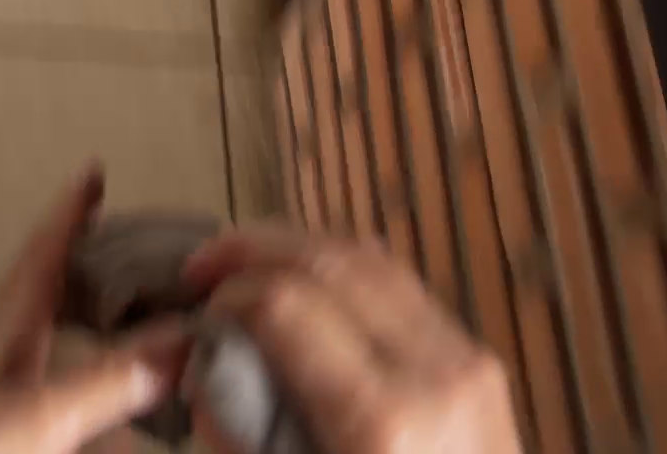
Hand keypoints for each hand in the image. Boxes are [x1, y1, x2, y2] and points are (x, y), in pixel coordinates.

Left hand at [0, 169, 190, 453]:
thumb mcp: (43, 413)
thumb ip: (108, 381)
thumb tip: (179, 342)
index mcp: (11, 316)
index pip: (47, 247)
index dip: (72, 210)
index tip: (93, 170)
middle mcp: (2, 329)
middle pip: (44, 272)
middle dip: (78, 247)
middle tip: (119, 231)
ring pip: (41, 312)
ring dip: (75, 294)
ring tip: (116, 293)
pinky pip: (42, 357)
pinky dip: (72, 353)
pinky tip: (87, 372)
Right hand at [182, 227, 523, 453]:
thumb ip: (229, 420)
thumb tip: (191, 354)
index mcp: (382, 415)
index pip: (283, 301)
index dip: (227, 292)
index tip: (201, 314)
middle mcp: (432, 374)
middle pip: (319, 260)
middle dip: (245, 249)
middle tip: (201, 266)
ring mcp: (465, 358)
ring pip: (357, 253)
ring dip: (285, 245)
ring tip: (240, 262)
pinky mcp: (475, 355)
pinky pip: (391, 277)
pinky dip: (331, 261)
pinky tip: (297, 274)